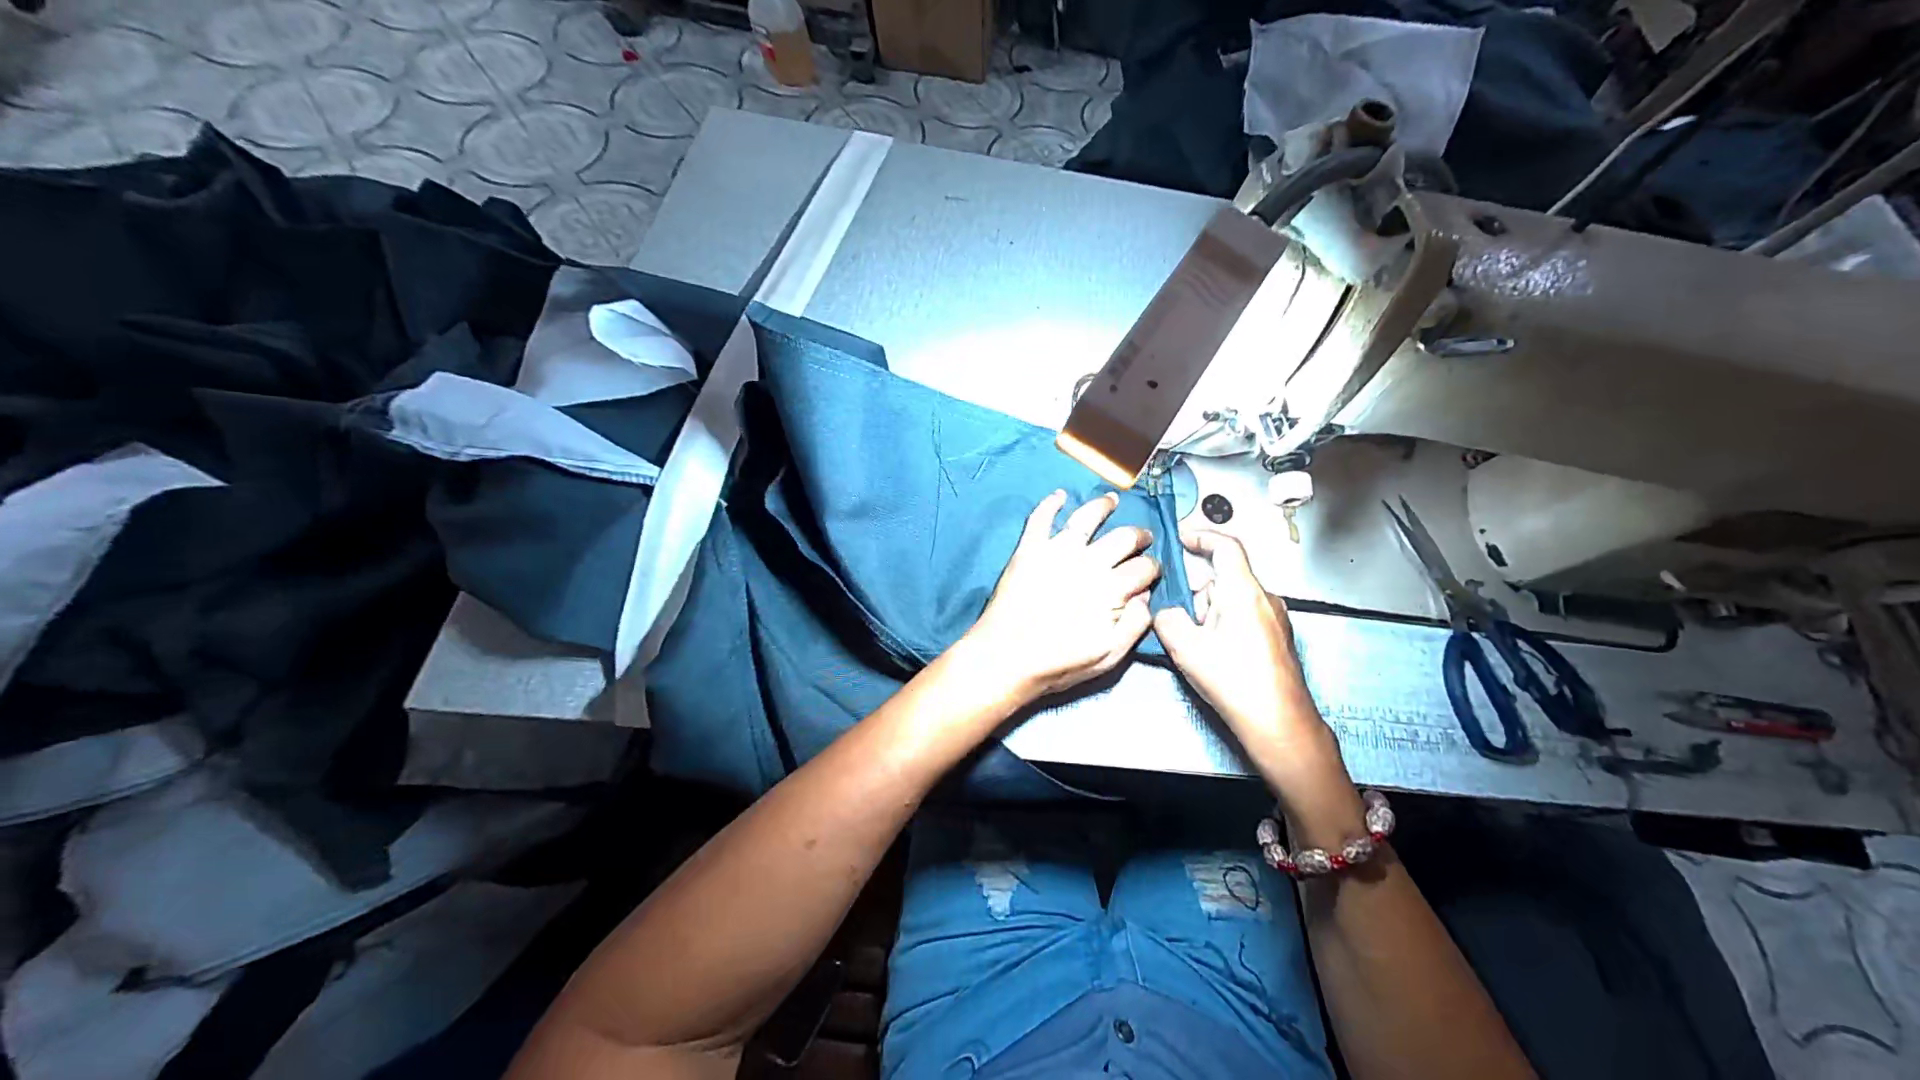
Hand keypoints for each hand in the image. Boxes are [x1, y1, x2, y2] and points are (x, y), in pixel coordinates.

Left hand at [957, 490, 1159, 701]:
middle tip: (1143, 537)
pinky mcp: (1029, 549)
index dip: (1153, 568)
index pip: (1144, 568)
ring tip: (1112, 501)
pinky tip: (1059, 495)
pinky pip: (1041, 518)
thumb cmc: (1058, 663)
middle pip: (1123, 538)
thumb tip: (1146, 597)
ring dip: (1103, 506)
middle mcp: (1089, 561)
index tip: (1153, 571)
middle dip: (1139, 536)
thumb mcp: (1109, 654)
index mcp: (1112, 588)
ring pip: (1086, 518)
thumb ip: (1134, 623)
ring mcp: (1057, 551)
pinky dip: (1051, 503)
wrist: (1005, 657)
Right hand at [1152, 529, 1325, 748]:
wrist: (1278, 722)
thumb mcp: (1184, 646)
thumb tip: (1164, 607)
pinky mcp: (1277, 637)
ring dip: (1210, 614)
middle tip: (1179, 620)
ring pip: (1231, 600)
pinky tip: (1216, 656)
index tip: (1181, 539)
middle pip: (1223, 578)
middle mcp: (1264, 598)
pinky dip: (1224, 626)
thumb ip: (1166, 616)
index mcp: (1243, 591)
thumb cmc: (1234, 681)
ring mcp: (1274, 618)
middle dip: (1197, 594)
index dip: (1200, 536)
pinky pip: (1244, 617)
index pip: (1225, 545)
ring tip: (1198, 647)